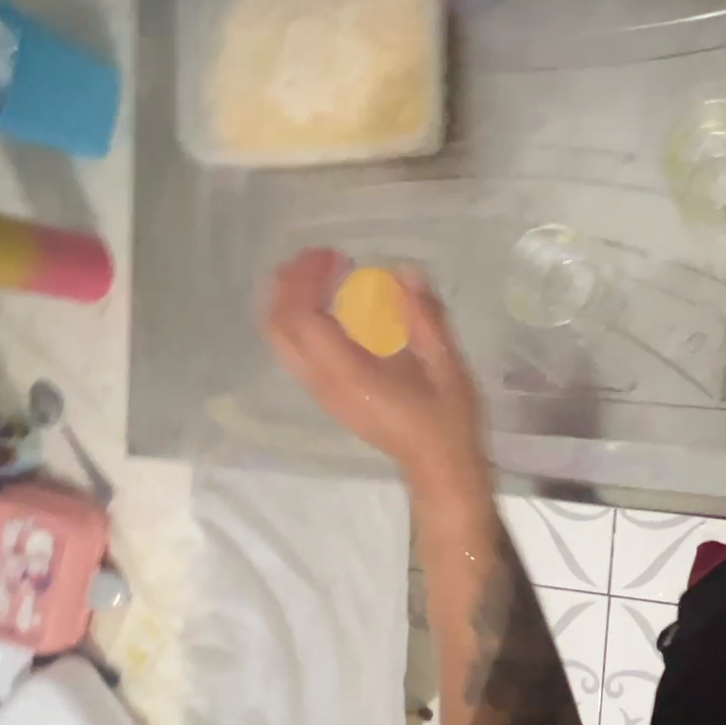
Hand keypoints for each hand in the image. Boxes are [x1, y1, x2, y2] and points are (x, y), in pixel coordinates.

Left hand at [264, 249, 487, 495]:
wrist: (438, 468)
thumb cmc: (446, 421)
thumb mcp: (447, 367)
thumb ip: (426, 319)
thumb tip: (406, 272)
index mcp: (351, 376)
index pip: (305, 318)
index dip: (310, 279)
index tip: (338, 256)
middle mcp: (325, 384)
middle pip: (278, 328)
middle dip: (288, 284)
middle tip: (320, 259)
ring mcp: (322, 393)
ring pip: (280, 341)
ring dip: (289, 302)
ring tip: (320, 277)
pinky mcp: (327, 397)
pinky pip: (295, 352)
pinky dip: (299, 321)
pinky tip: (330, 308)